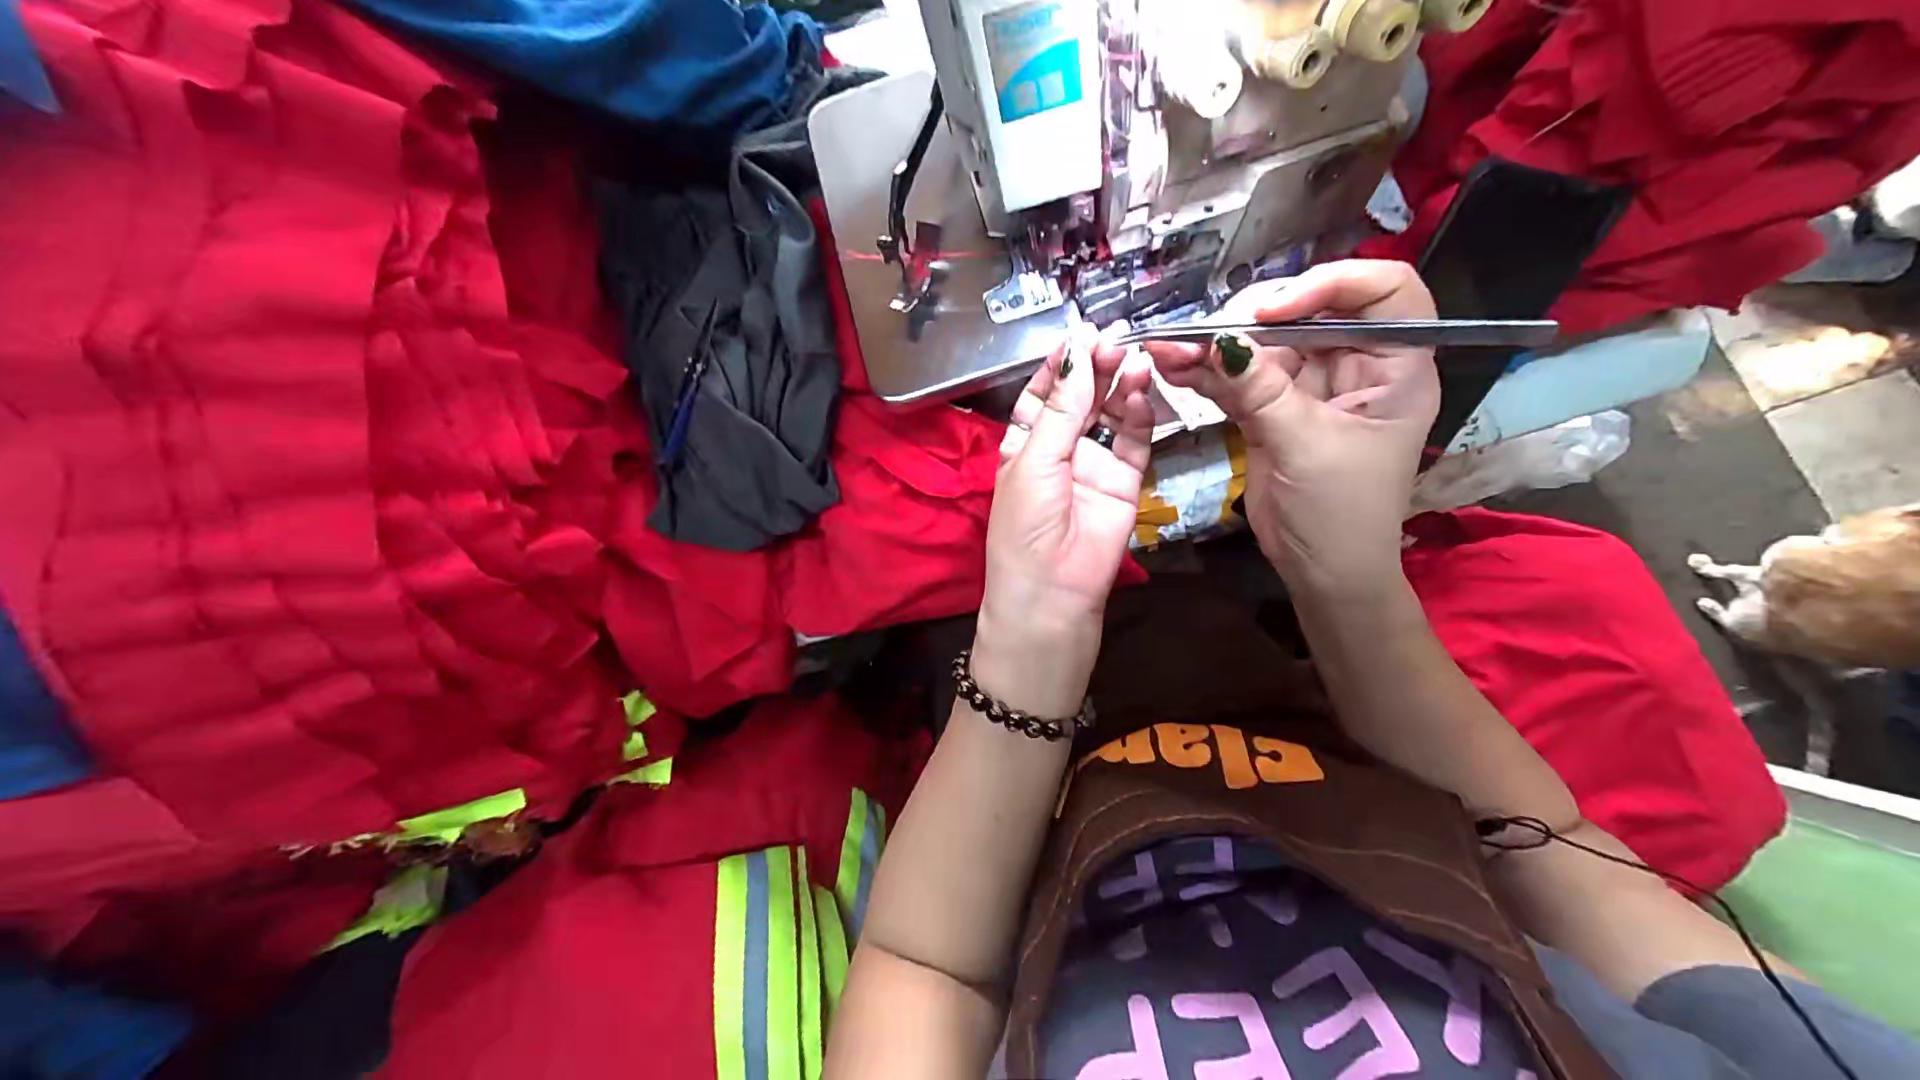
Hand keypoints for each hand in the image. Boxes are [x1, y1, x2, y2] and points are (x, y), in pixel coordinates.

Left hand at [975, 324, 1153, 716]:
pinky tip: (1141, 391)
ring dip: (1121, 384)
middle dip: (1095, 366)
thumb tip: (1077, 353)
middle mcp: (1059, 450)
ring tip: (1132, 358)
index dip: (1060, 363)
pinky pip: (1134, 440)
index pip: (1043, 393)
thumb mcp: (1034, 461)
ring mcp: (1093, 465)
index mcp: (1023, 444)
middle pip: (1081, 397)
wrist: (1052, 594)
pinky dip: (1140, 414)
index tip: (1080, 332)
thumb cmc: (1025, 528)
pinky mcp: (1124, 482)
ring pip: (1111, 413)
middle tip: (1115, 338)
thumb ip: (1061, 408)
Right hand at [1143, 260, 1439, 593]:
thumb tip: (1217, 342)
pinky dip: (1206, 375)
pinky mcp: (1270, 410)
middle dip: (1251, 320)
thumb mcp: (1306, 446)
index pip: (1382, 292)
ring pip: (1262, 348)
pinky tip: (1173, 368)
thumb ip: (1262, 392)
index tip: (1270, 313)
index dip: (1329, 286)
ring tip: (1170, 349)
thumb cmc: (1340, 513)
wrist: (1320, 570)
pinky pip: (1237, 380)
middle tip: (1203, 335)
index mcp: (1395, 366)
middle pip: (1305, 315)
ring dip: (1214, 347)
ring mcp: (1308, 388)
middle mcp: (1354, 366)